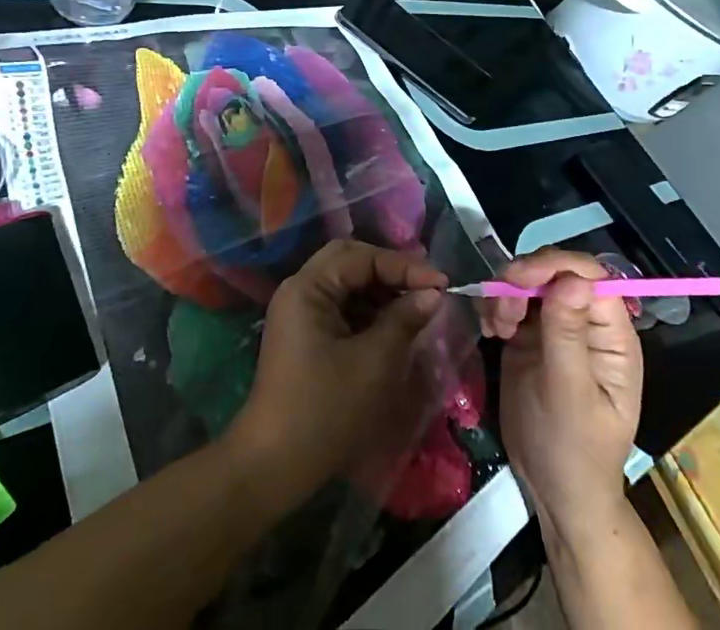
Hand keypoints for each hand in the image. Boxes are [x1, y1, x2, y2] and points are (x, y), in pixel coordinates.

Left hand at [226, 239, 447, 496]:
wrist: (276, 461)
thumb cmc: (327, 408)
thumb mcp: (375, 362)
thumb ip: (404, 320)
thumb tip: (432, 293)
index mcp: (307, 288)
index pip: (360, 258)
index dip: (404, 266)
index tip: (443, 283)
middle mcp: (298, 291)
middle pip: (349, 262)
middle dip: (390, 271)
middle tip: (428, 287)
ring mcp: (298, 314)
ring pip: (345, 284)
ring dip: (381, 291)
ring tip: (418, 307)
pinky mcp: (304, 336)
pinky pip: (340, 308)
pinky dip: (368, 311)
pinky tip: (394, 326)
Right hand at [487, 249, 642, 544]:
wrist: (553, 487)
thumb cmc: (573, 448)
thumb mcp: (569, 394)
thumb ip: (567, 335)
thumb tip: (572, 279)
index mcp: (612, 335)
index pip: (590, 276)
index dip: (555, 267)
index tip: (516, 279)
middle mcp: (587, 324)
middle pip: (555, 273)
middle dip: (523, 280)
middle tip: (499, 310)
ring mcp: (557, 329)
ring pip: (529, 284)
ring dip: (505, 295)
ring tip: (495, 328)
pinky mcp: (529, 338)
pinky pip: (511, 303)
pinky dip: (495, 307)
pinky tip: (490, 331)